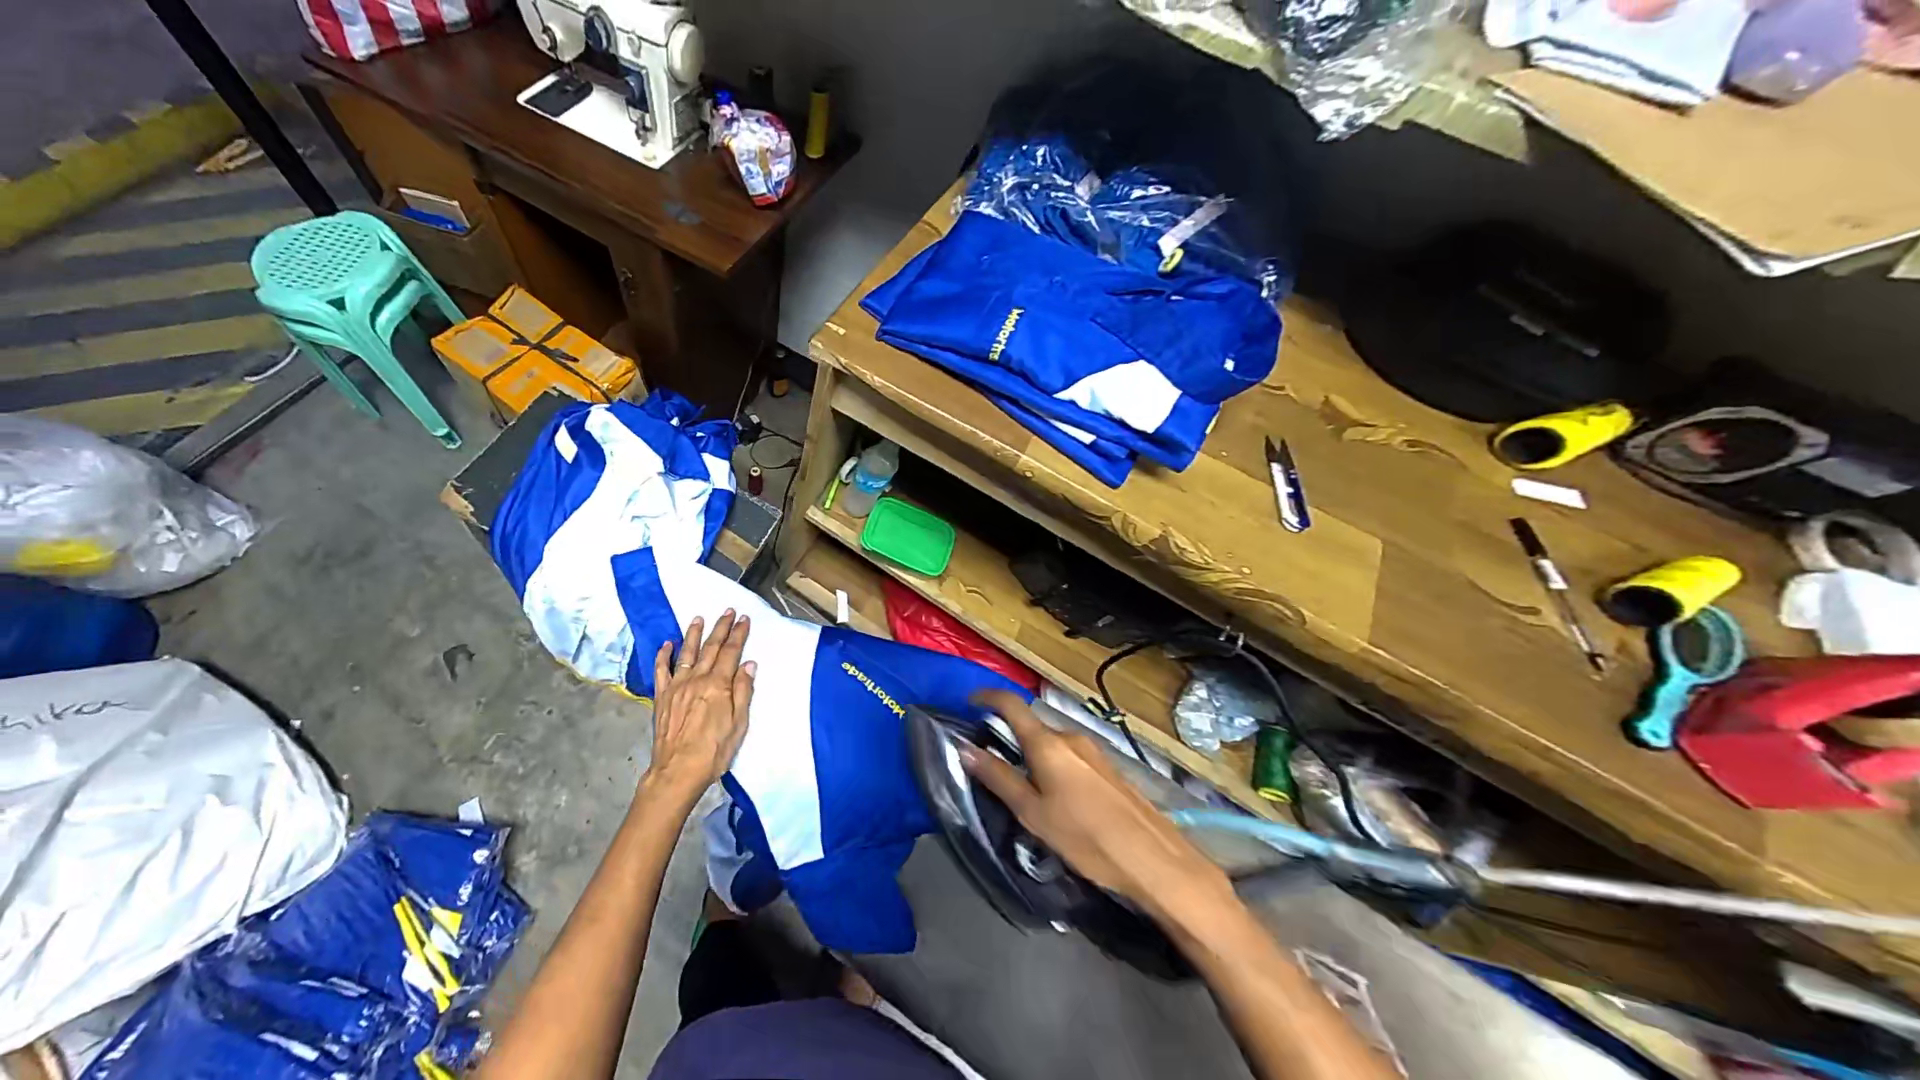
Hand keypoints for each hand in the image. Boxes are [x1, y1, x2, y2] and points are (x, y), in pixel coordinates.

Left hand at [641, 611, 754, 806]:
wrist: (678, 770)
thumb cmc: (714, 750)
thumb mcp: (739, 723)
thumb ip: (743, 691)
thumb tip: (748, 664)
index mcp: (718, 685)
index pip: (731, 653)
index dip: (738, 634)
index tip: (744, 619)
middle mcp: (696, 680)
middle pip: (711, 648)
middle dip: (721, 628)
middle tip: (727, 611)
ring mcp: (676, 687)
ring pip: (686, 654)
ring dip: (693, 635)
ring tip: (698, 618)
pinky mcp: (662, 698)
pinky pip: (661, 671)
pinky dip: (663, 656)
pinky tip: (666, 644)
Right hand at [960, 690, 1232, 922]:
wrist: (1152, 858)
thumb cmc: (1086, 838)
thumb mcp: (1033, 814)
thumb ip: (999, 778)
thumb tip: (965, 749)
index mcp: (1048, 744)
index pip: (1012, 704)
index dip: (988, 696)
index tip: (970, 701)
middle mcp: (1072, 738)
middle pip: (1032, 727)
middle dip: (1010, 739)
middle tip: (991, 767)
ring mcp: (1093, 752)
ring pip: (1052, 744)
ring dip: (1033, 756)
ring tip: (1023, 791)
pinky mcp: (1108, 768)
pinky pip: (1070, 757)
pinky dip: (1053, 767)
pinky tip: (1056, 799)